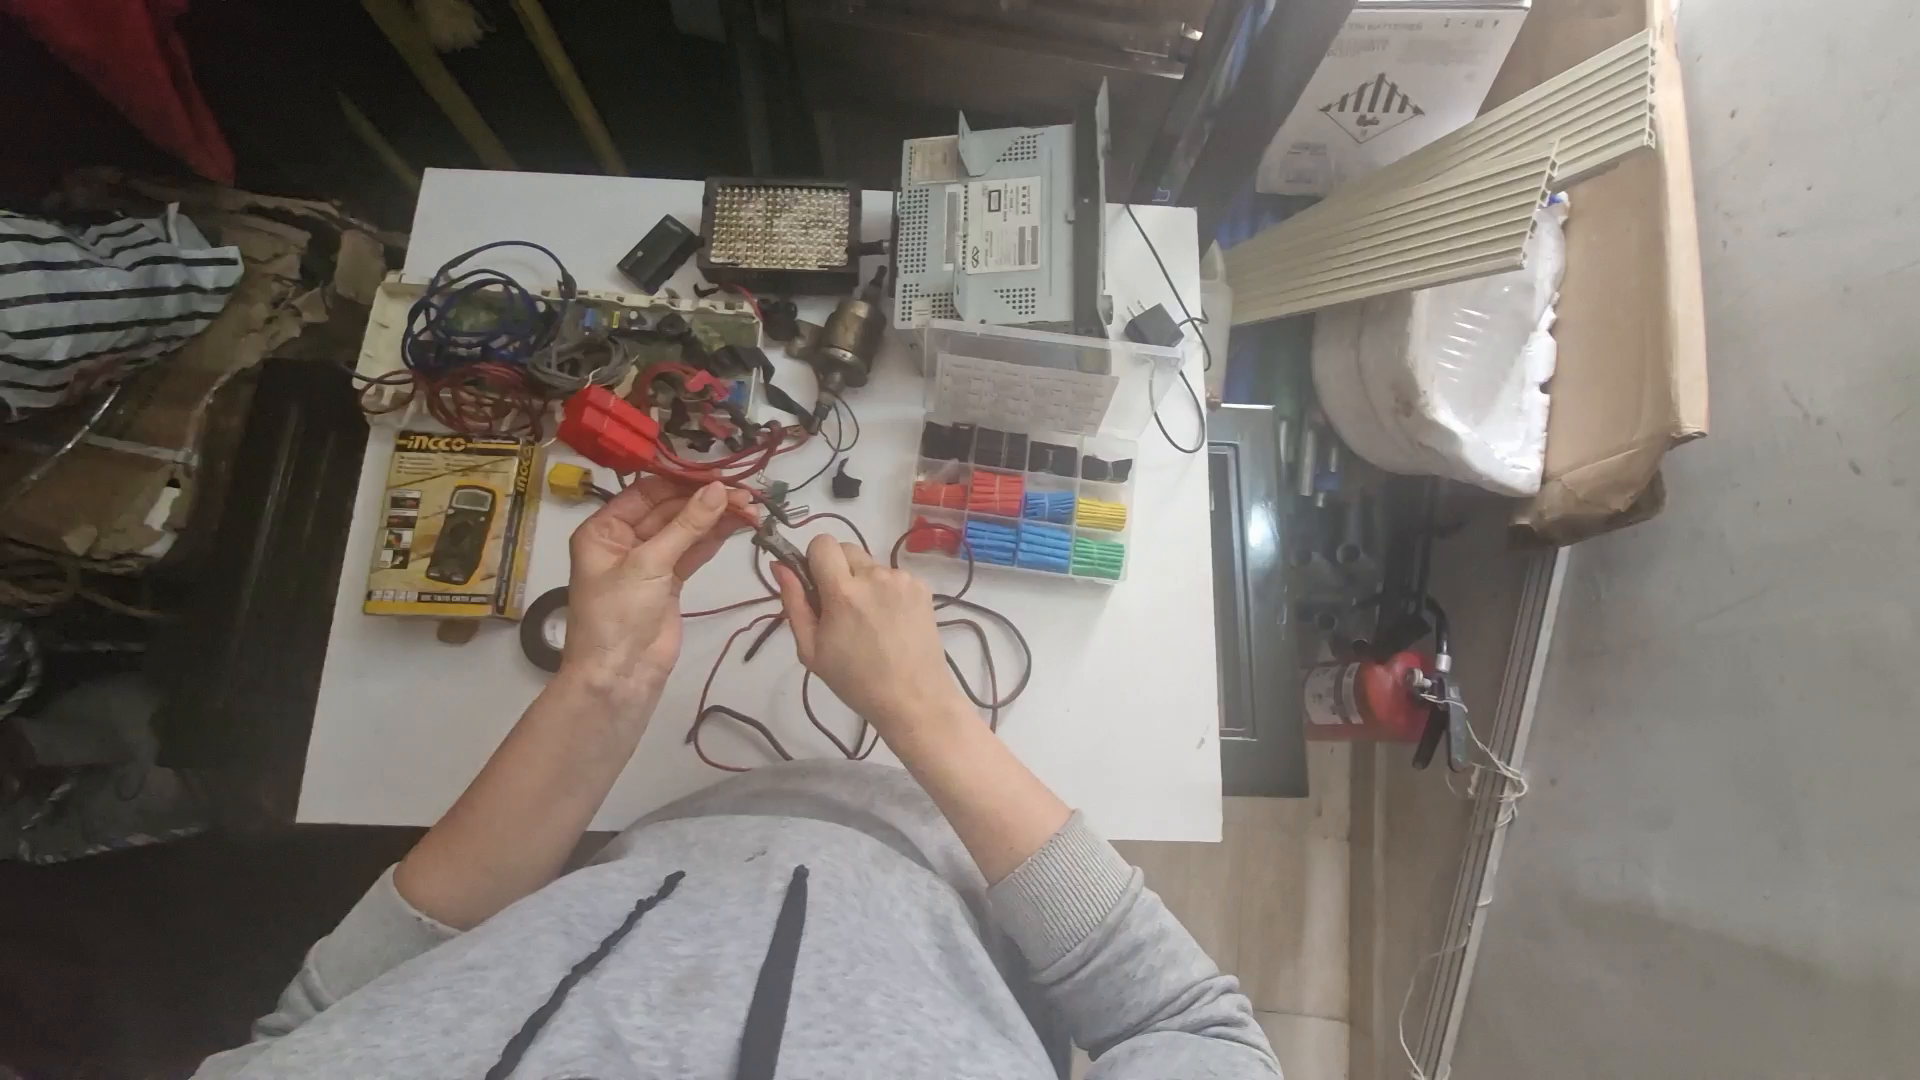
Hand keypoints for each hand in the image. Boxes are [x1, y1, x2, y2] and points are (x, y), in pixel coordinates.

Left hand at [563, 478, 751, 702]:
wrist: (620, 674)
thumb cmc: (617, 614)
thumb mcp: (649, 564)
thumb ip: (687, 526)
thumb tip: (720, 489)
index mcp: (604, 529)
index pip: (647, 493)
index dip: (683, 482)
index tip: (720, 475)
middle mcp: (625, 540)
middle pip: (671, 510)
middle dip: (707, 502)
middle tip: (746, 495)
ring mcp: (650, 561)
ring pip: (687, 531)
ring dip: (717, 519)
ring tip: (752, 509)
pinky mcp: (670, 581)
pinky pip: (694, 551)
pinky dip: (715, 539)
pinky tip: (738, 525)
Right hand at [773, 536, 961, 734]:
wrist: (912, 698)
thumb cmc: (855, 680)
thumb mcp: (811, 649)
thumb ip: (793, 601)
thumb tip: (779, 565)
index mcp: (843, 591)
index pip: (823, 543)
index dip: (815, 559)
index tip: (817, 585)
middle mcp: (875, 575)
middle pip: (847, 549)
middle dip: (838, 570)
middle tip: (841, 606)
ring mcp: (902, 579)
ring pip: (871, 565)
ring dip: (864, 582)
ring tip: (870, 620)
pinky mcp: (922, 587)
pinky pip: (894, 577)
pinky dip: (887, 591)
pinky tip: (890, 621)